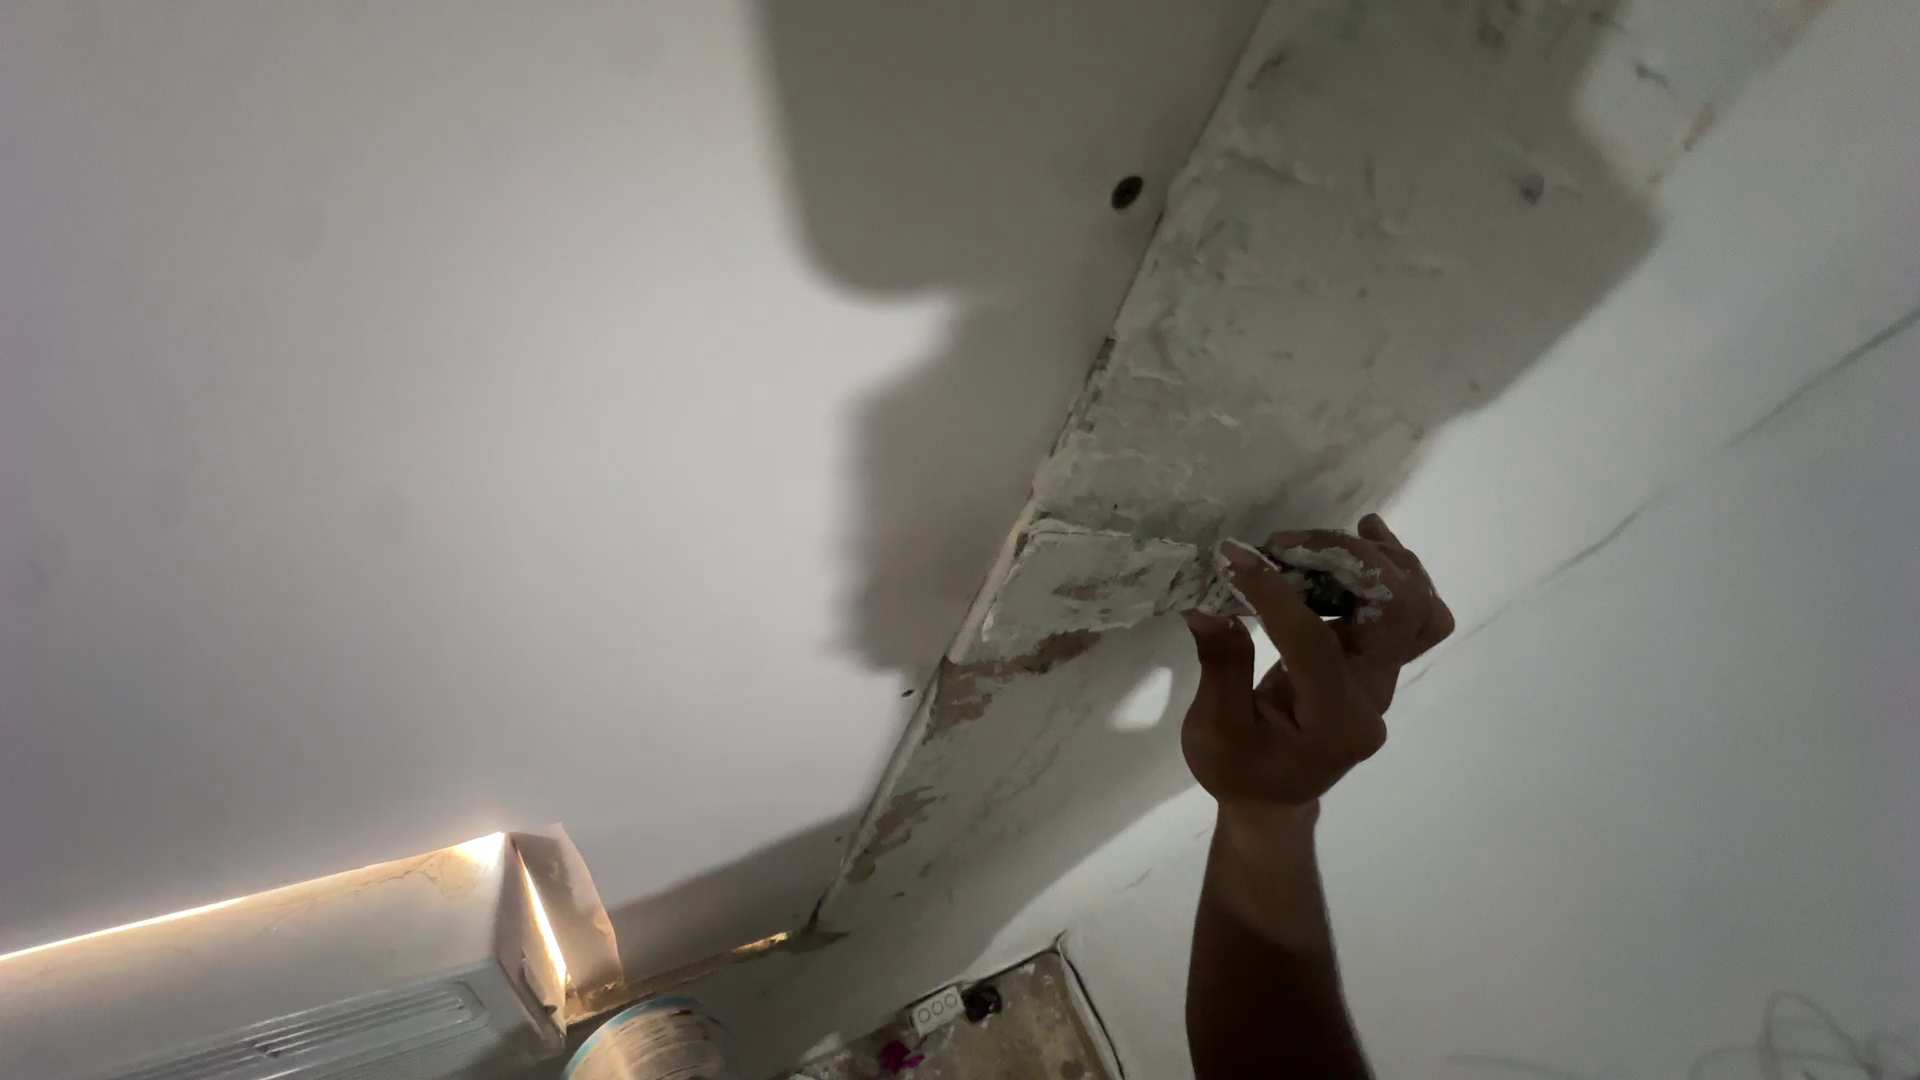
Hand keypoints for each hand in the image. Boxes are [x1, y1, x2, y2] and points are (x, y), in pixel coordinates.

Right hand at [1181, 514, 1453, 813]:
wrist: (1271, 799)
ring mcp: (1380, 682)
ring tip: (1341, 532)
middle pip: (1399, 614)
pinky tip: (1365, 540)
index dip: (1275, 593)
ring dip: (1382, 562)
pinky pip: (1407, 614)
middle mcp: (1372, 698)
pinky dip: (1392, 573)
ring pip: (1419, 610)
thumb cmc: (1237, 772)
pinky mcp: (1374, 667)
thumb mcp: (1212, 730)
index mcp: (1334, 722)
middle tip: (1285, 544)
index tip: (1234, 557)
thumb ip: (1220, 666)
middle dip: (1349, 563)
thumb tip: (1209, 605)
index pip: (1315, 641)